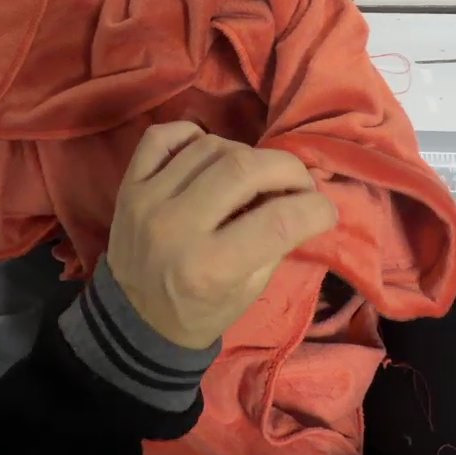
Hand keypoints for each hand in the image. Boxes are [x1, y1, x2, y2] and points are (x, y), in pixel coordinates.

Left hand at [104, 123, 339, 349]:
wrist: (133, 320)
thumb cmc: (199, 311)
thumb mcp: (247, 293)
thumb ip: (275, 243)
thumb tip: (304, 199)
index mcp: (207, 268)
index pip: (276, 221)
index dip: (313, 209)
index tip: (326, 209)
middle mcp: (175, 227)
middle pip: (242, 168)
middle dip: (286, 168)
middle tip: (299, 182)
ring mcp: (147, 200)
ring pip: (209, 146)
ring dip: (244, 153)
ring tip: (255, 174)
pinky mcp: (129, 184)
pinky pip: (162, 135)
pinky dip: (191, 134)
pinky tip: (209, 154)